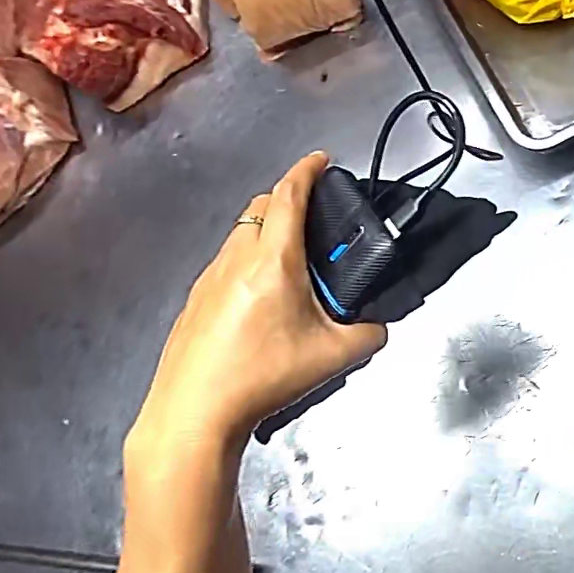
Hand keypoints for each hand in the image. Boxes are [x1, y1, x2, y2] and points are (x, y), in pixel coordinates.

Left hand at [132, 152, 386, 459]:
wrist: (194, 412)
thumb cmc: (261, 377)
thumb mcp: (332, 358)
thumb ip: (368, 335)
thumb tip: (378, 328)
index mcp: (272, 261)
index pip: (288, 196)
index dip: (307, 171)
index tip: (320, 160)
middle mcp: (236, 258)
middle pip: (260, 206)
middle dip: (287, 198)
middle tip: (313, 213)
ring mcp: (209, 277)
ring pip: (241, 233)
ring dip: (266, 229)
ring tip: (292, 259)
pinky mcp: (195, 299)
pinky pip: (226, 260)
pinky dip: (248, 258)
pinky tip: (261, 295)